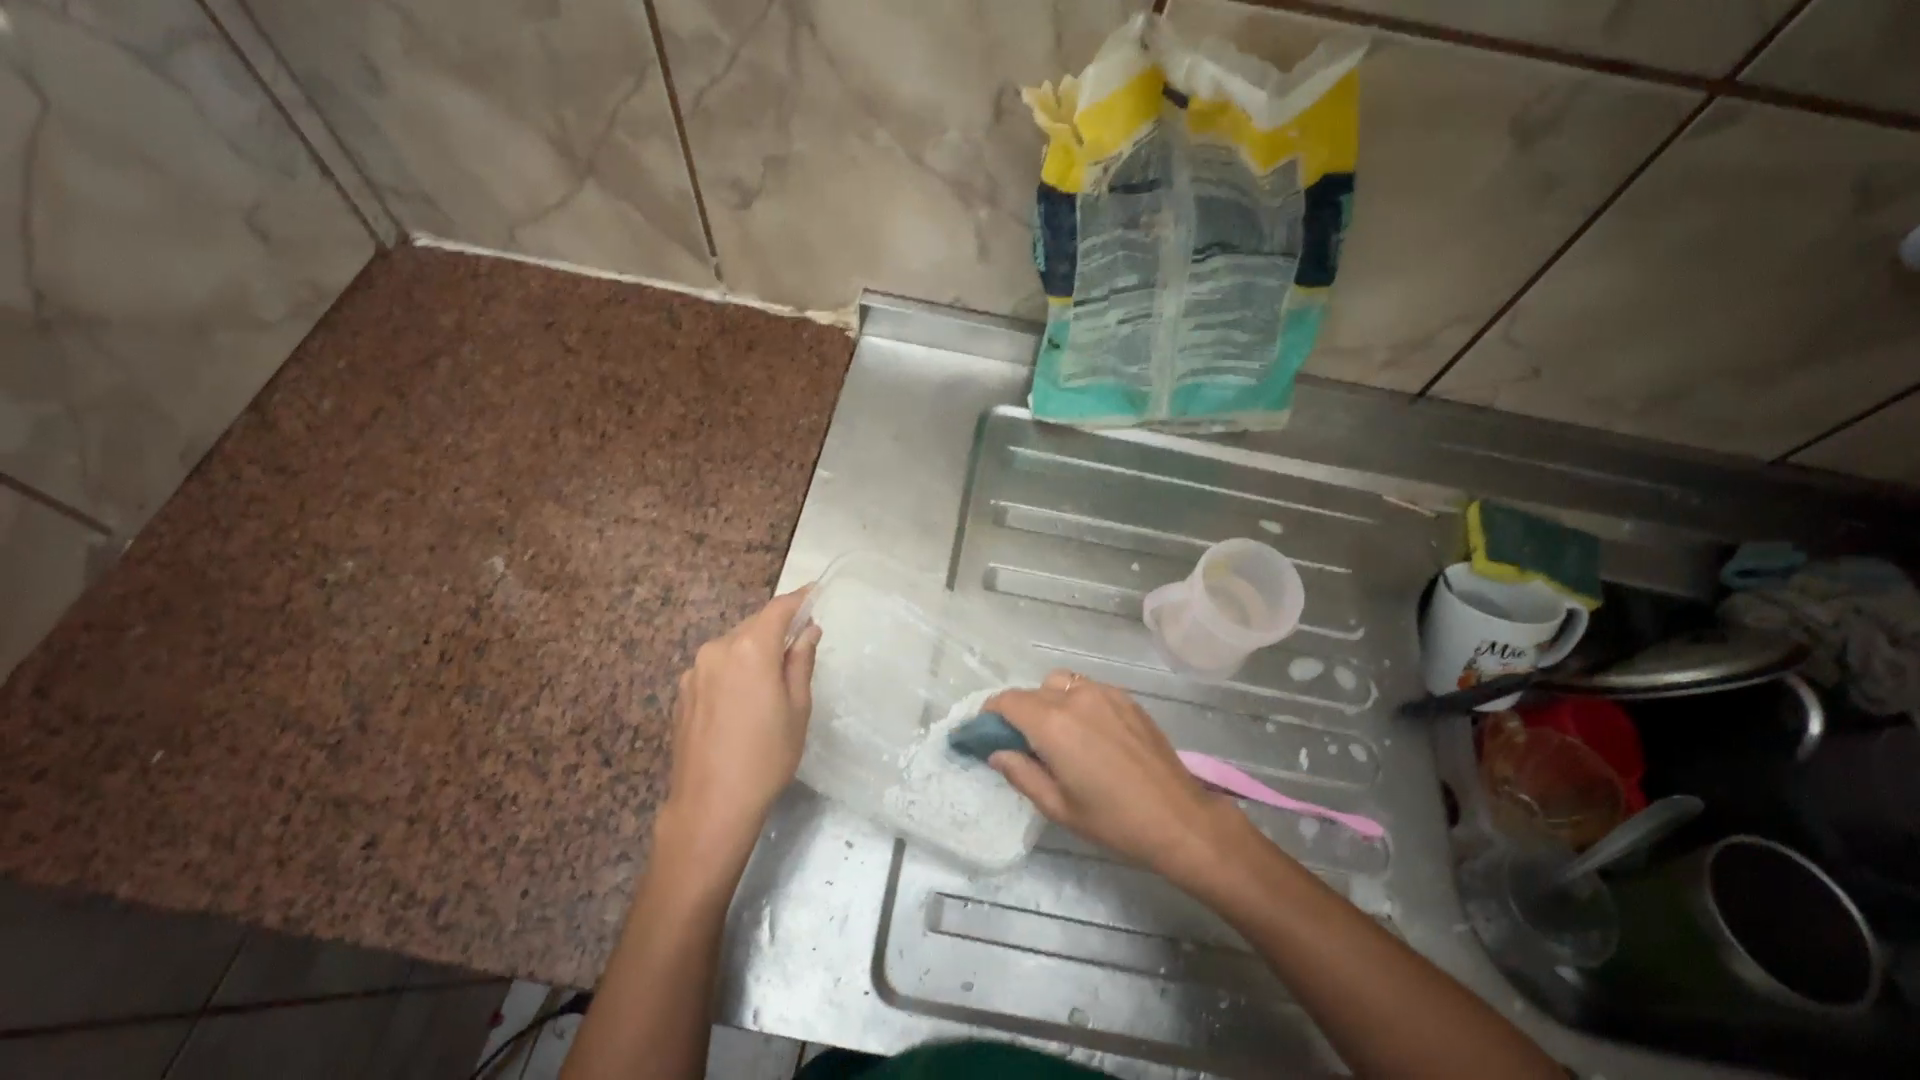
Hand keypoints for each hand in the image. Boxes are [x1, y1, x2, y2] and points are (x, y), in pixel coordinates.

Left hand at [660, 588, 819, 854]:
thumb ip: (800, 662)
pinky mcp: (683, 694)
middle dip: (776, 629)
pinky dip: (734, 671)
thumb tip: (807, 631)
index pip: (777, 610)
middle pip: (752, 627)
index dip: (798, 599)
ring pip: (732, 648)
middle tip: (801, 641)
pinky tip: (745, 700)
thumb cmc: (766, 756)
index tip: (815, 593)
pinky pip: (715, 669)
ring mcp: (694, 672)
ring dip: (753, 652)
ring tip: (773, 677)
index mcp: (749, 649)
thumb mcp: (797, 709)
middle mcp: (716, 651)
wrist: (711, 804)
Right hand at [987, 672, 1250, 880]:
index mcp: (1053, 724)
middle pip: (1033, 691)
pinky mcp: (1128, 700)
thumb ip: (1021, 773)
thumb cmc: (1113, 820)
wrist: (1178, 818)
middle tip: (1022, 744)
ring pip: (1061, 684)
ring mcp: (1106, 695)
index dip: (991, 715)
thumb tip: (997, 752)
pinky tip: (1088, 734)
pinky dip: (1076, 702)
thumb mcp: (1057, 806)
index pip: (1007, 702)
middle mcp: (1077, 698)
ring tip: (1057, 736)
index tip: (986, 734)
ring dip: (1048, 702)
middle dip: (1019, 712)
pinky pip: (1089, 689)